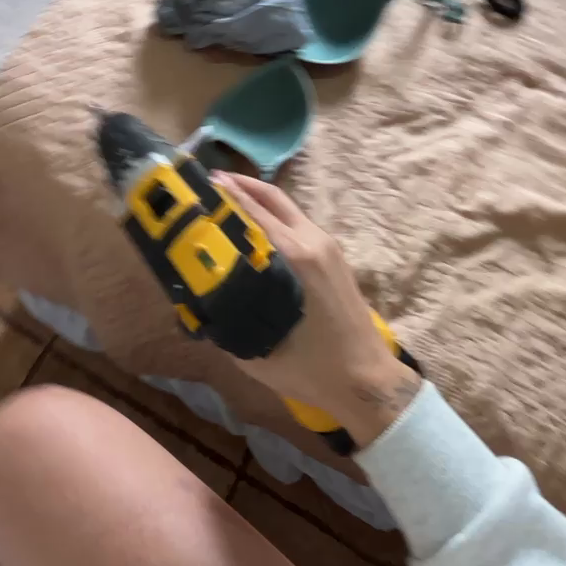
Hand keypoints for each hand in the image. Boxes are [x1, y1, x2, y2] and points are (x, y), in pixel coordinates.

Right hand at [214, 172, 421, 445]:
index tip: (201, 185)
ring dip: (258, 201)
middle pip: (274, 199)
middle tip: (210, 184)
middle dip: (242, 186)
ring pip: (288, 210)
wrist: (369, 381)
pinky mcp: (334, 257)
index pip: (257, 214)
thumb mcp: (262, 353)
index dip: (228, 196)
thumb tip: (196, 308)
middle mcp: (315, 242)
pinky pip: (298, 225)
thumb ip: (226, 329)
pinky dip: (273, 218)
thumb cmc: (316, 370)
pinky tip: (253, 231)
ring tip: (225, 204)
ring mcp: (328, 247)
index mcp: (299, 258)